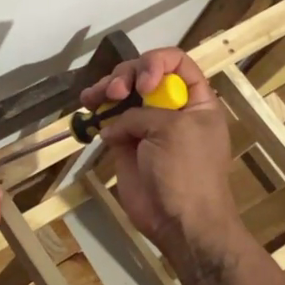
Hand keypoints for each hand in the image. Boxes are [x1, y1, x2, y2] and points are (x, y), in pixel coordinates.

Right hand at [79, 47, 239, 251]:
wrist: (179, 222)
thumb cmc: (187, 172)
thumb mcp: (174, 130)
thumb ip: (142, 113)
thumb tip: (114, 124)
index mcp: (196, 101)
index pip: (176, 62)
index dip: (156, 63)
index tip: (144, 84)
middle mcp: (171, 108)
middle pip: (144, 73)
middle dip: (126, 76)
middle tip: (115, 92)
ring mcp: (147, 127)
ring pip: (123, 94)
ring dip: (106, 89)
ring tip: (93, 97)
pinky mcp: (126, 145)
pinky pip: (109, 119)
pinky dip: (97, 112)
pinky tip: (88, 110)